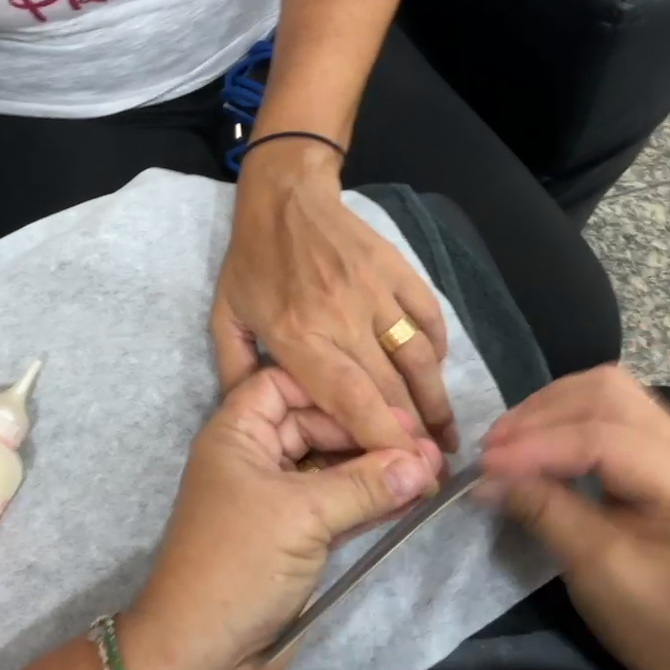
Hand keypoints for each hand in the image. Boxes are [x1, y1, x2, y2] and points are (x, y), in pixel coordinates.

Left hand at [127, 368, 438, 669]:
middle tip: (424, 441)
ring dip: (377, 467)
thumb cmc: (240, 561)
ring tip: (432, 466)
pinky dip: (371, 499)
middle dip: (367, 432)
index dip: (329, 386)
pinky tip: (412, 496)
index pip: (285, 383)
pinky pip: (338, 501)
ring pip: (332, 465)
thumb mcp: (302, 514)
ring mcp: (277, 493)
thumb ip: (364, 485)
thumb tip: (423, 462)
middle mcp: (256, 453)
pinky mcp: (296, 530)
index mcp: (238, 431)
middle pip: (316, 423)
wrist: (202, 652)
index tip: (381, 397)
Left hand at [210, 141, 455, 463]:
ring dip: (436, 401)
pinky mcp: (397, 270)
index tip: (404, 471)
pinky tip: (434, 374)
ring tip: (445, 436)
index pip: (349, 398)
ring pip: (419, 358)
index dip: (381, 440)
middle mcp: (342, 317)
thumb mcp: (225, 318)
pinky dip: (438, 351)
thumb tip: (256, 422)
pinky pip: (429, 318)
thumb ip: (236, 372)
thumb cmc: (252, 262)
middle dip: (415, 435)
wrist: (284, 198)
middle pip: (391, 388)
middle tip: (429, 469)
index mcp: (297, 335)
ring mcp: (375, 291)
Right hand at [477, 366, 669, 669]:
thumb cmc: (668, 629)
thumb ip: (545, 512)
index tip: (486, 464)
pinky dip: (565, 418)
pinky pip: (612, 411)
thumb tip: (486, 477)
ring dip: (550, 410)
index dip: (539, 446)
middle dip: (541, 415)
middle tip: (493, 448)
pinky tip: (538, 442)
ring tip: (508, 441)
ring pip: (607, 393)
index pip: (606, 438)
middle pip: (608, 396)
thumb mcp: (600, 574)